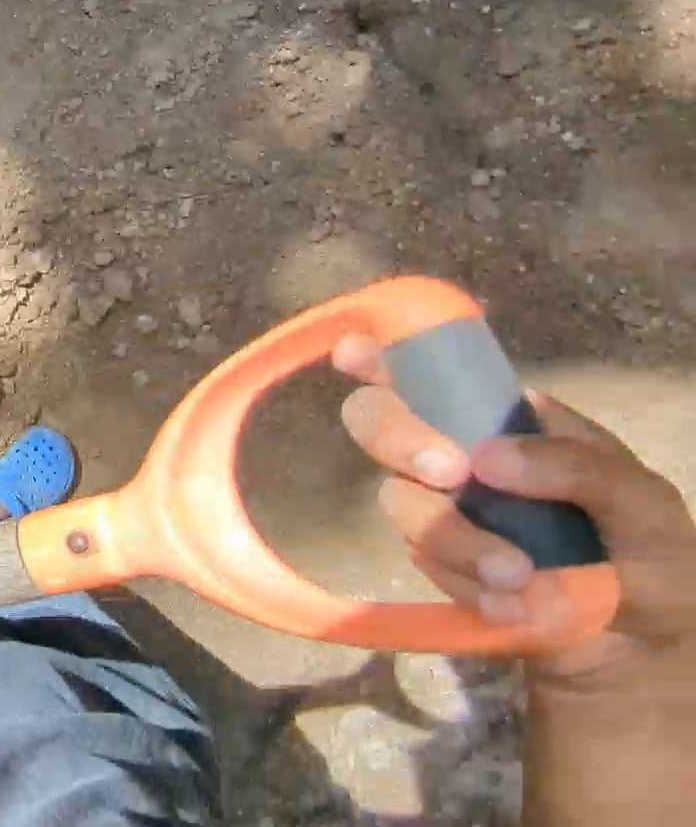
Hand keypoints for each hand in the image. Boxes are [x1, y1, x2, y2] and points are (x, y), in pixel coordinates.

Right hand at [333, 333, 695, 686]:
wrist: (641, 648)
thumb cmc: (651, 556)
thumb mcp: (645, 503)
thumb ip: (580, 468)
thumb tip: (485, 457)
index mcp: (497, 417)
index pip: (421, 370)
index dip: (374, 356)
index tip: (352, 355)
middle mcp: (447, 447)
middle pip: (374, 419)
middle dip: (400, 442)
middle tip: (449, 475)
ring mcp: (430, 500)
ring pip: (396, 498)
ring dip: (451, 536)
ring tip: (520, 578)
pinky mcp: (424, 551)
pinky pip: (419, 556)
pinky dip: (467, 580)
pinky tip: (515, 602)